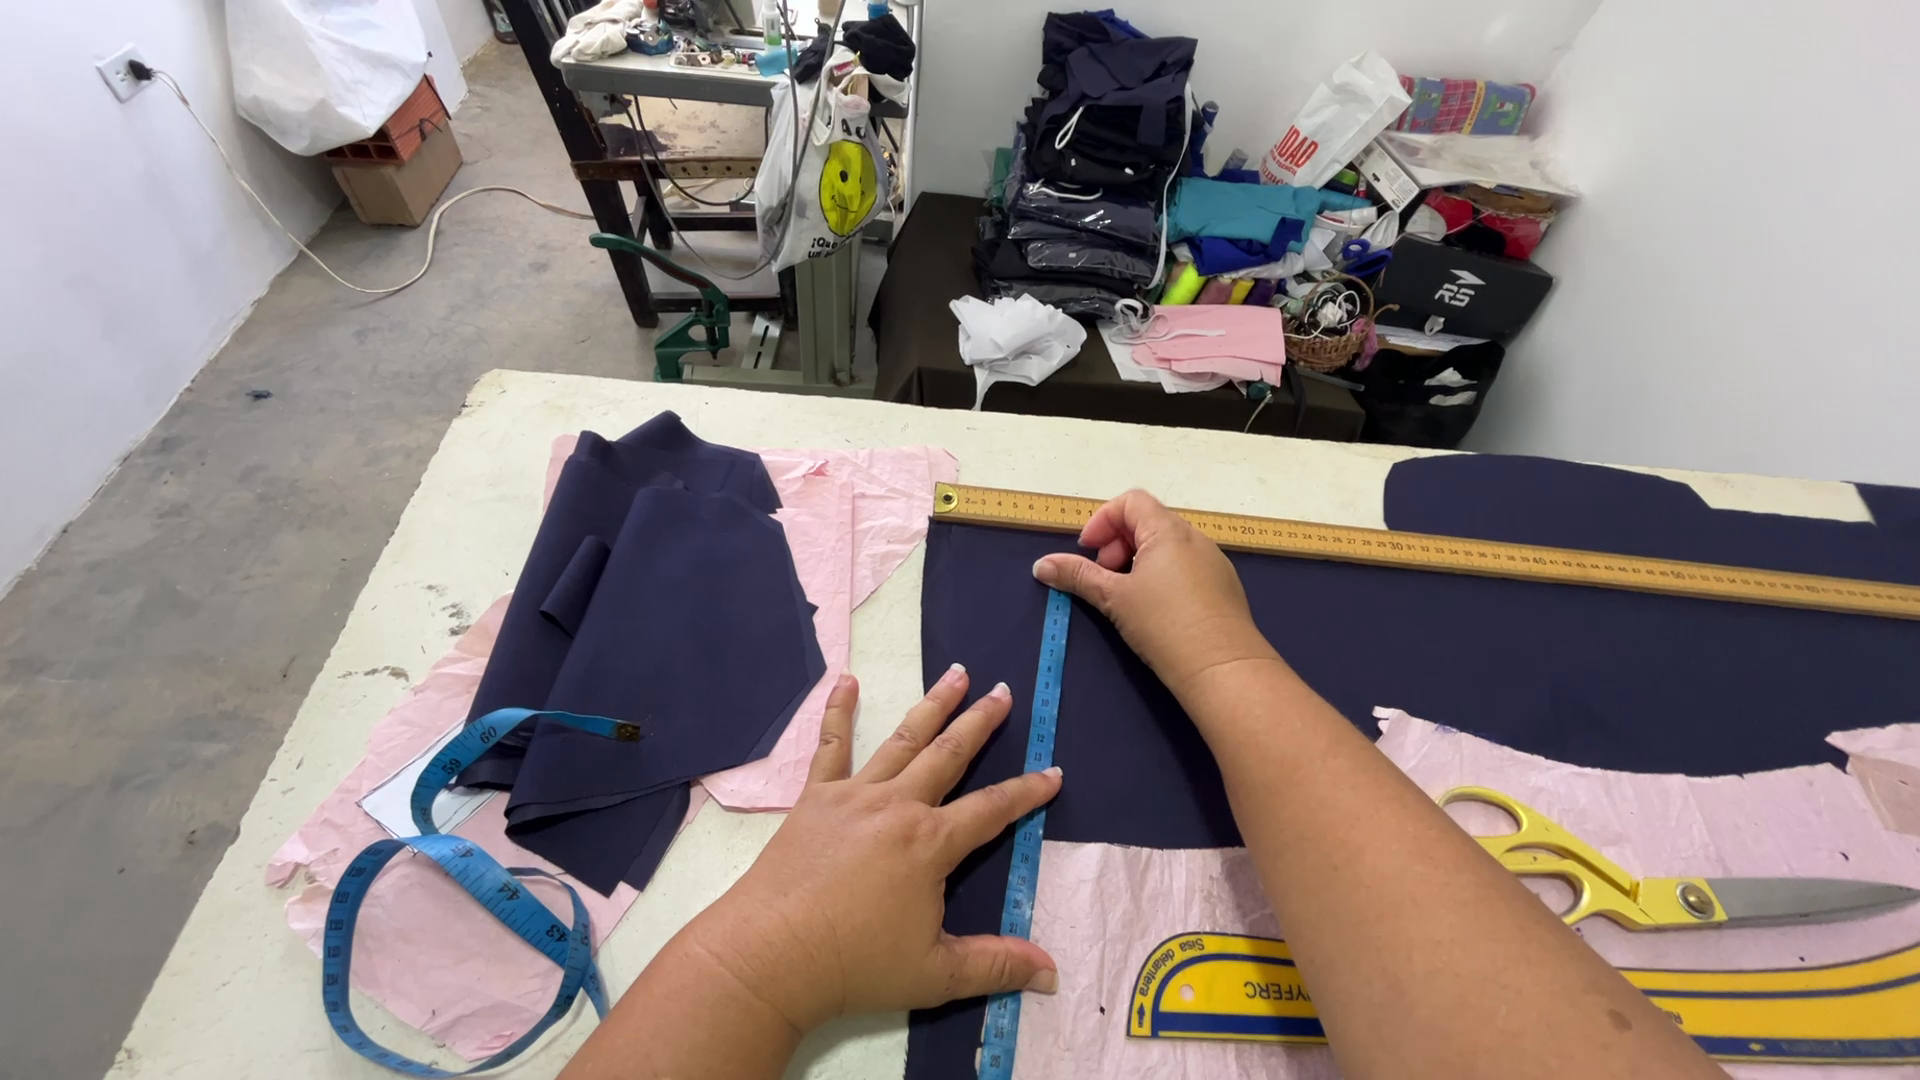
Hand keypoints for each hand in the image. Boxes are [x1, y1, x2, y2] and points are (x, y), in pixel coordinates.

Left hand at [681, 668, 1062, 1033]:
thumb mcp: (935, 974)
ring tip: (957, 673)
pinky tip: (845, 680)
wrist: (770, 955)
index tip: (1053, 771)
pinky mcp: (817, 796)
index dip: (1027, 792)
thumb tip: (1053, 973)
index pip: (992, 810)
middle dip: (981, 722)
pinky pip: (831, 745)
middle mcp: (898, 805)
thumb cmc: (855, 964)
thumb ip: (996, 966)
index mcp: (930, 843)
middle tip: (1003, 692)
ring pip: (904, 739)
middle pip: (950, 754)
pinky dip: (839, 711)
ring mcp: (855, 794)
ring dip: (933, 704)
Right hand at [1032, 489, 1279, 698]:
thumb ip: (1077, 576)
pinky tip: (1154, 610)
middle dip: (1117, 544)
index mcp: (1168, 531)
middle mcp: (1194, 538)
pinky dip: (1160, 576)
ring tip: (1126, 596)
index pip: (1131, 501)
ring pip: (1165, 546)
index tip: (1089, 552)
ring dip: (1136, 562)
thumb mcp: (1113, 598)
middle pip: (1147, 522)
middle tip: (1105, 578)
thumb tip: (1041, 565)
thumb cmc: (1164, 624)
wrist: (1223, 668)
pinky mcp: (1221, 586)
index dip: (1103, 521)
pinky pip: (1184, 566)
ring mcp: (1212, 562)